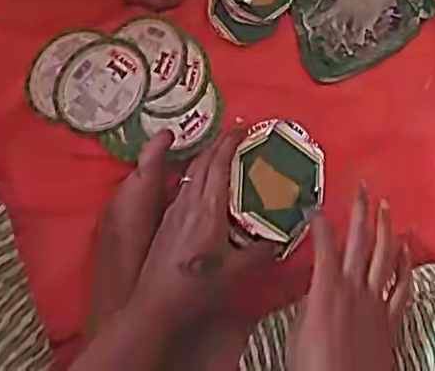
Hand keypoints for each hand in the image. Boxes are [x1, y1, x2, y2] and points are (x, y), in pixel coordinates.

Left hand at [126, 127, 270, 332]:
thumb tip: (280, 240)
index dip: (230, 141)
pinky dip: (198, 172)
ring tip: (223, 153)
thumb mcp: (234, 272)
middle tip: (236, 135)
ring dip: (207, 155)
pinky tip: (204, 183)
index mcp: (208, 207)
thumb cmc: (196, 288)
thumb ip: (259, 253)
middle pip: (204, 160)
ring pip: (193, 170)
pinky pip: (185, 184)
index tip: (243, 127)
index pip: (219, 162)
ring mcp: (175, 209)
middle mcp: (190, 200)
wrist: (154, 306)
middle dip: (220, 142)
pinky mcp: (166, 220)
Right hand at [287, 188, 412, 370]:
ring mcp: (375, 302)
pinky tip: (406, 250)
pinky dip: (405, 265)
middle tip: (363, 186)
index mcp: (326, 287)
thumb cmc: (312, 370)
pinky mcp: (390, 321)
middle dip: (361, 210)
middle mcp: (354, 287)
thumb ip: (307, 304)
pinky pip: (402, 286)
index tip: (314, 207)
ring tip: (387, 207)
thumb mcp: (296, 334)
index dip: (319, 221)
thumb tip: (312, 289)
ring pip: (384, 255)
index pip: (324, 242)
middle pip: (359, 239)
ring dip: (386, 227)